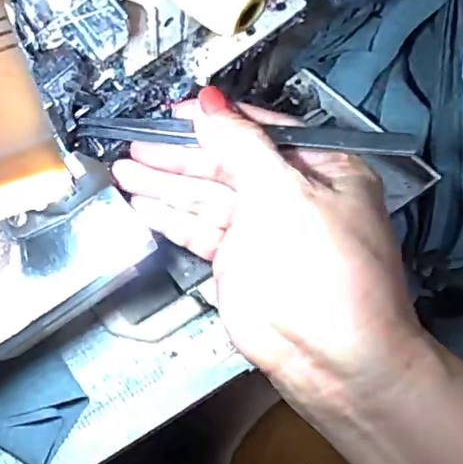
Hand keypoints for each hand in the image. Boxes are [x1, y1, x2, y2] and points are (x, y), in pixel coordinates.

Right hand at [111, 86, 432, 412]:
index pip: (259, 132)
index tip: (178, 112)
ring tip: (128, 169)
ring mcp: (261, 232)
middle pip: (224, 163)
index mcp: (320, 170)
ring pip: (204, 197)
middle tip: (139, 143)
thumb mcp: (285, 194)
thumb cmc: (334, 281)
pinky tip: (144, 204)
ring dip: (164, 183)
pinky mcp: (237, 263)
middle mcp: (290, 198)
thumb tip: (212, 107)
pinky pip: (197, 230)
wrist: (331, 356)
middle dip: (178, 153)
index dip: (216, 120)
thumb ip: (242, 146)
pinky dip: (169, 217)